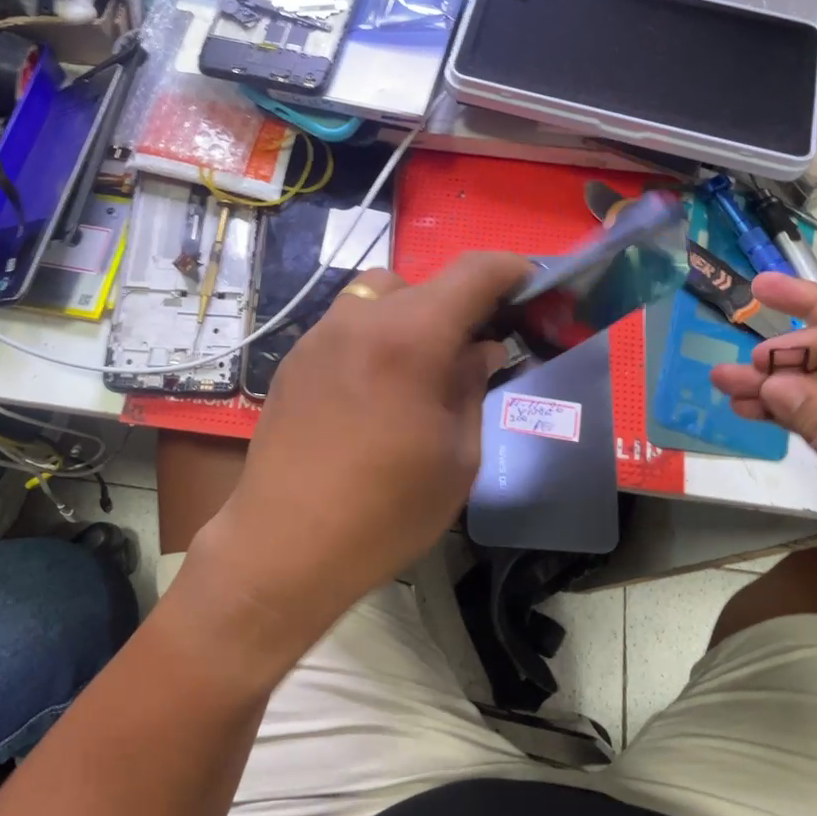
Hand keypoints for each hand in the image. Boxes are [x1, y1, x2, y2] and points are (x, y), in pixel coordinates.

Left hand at [186, 252, 531, 649]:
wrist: (284, 546)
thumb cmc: (385, 512)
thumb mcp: (456, 457)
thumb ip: (471, 387)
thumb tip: (483, 348)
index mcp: (408, 337)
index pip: (471, 272)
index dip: (509, 269)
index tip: (532, 287)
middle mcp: (358, 320)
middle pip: (420, 282)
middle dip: (458, 304)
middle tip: (475, 349)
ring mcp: (318, 338)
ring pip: (376, 297)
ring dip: (410, 316)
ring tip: (421, 369)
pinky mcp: (293, 362)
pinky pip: (345, 327)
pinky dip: (373, 337)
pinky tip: (376, 390)